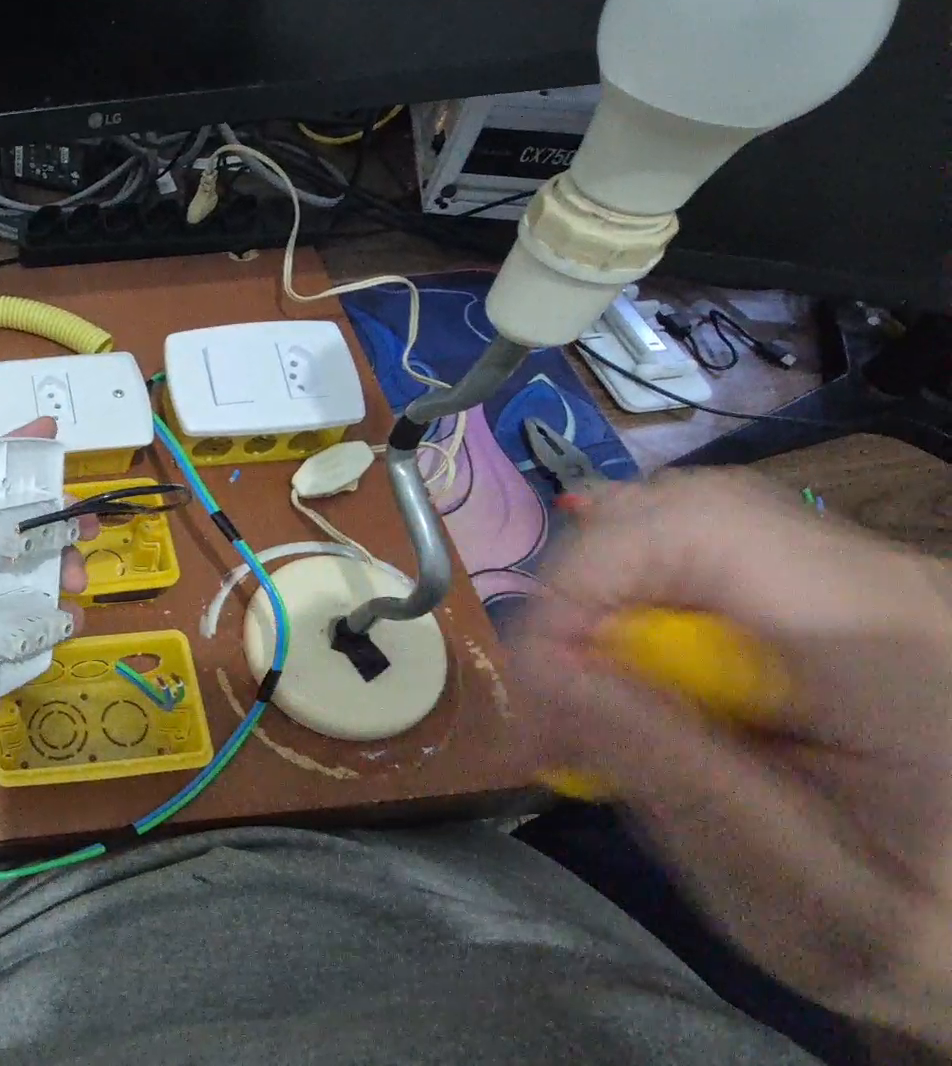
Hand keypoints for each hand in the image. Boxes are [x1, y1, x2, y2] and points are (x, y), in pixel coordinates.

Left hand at [0, 417, 90, 816]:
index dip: (1, 460)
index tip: (47, 433)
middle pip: (8, 531)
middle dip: (48, 517)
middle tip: (85, 519)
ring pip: (30, 575)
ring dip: (60, 567)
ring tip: (79, 580)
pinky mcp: (0, 657)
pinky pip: (38, 627)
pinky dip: (59, 620)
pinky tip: (69, 625)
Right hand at [512, 469, 951, 1042]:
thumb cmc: (926, 940)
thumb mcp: (792, 893)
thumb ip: (668, 772)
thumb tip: (536, 668)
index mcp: (889, 644)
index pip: (692, 528)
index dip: (581, 579)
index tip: (538, 679)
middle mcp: (886, 583)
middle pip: (680, 510)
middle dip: (581, 589)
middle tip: (556, 687)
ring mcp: (868, 582)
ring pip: (681, 526)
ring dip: (603, 599)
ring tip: (591, 690)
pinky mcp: (839, 598)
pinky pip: (704, 560)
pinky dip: (636, 605)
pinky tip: (641, 679)